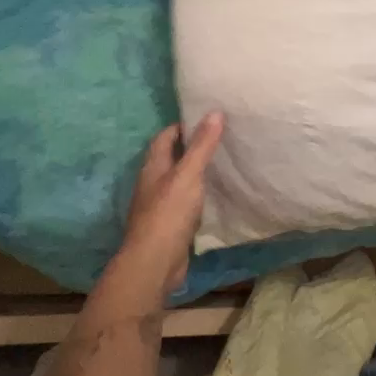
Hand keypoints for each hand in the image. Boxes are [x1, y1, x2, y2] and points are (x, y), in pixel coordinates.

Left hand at [115, 113, 224, 297]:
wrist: (154, 263)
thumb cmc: (168, 213)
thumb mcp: (188, 175)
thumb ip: (202, 146)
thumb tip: (215, 112)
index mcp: (153, 169)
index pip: (164, 139)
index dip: (181, 126)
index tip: (206, 118)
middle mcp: (153, 185)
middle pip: (170, 158)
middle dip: (191, 146)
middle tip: (220, 137)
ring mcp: (160, 206)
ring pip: (178, 180)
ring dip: (196, 171)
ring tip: (223, 162)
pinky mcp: (170, 224)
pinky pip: (186, 201)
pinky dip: (199, 193)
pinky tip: (216, 194)